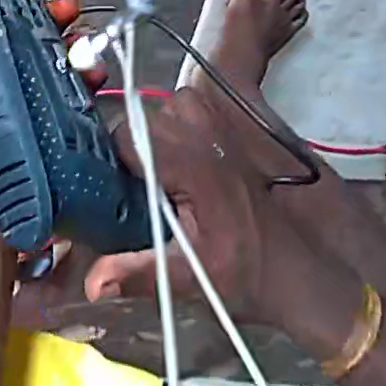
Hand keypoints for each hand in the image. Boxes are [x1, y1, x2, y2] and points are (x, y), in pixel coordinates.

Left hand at [0, 0, 82, 208]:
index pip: (0, 24)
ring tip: (79, 45)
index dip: (12, 5)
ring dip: (77, 43)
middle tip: (65, 11)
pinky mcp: (60, 116)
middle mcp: (15, 72)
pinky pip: (79, 90)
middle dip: (55, 17)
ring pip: (63, 55)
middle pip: (38, 33)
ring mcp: (39, 93)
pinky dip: (89, 77)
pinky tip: (90, 76)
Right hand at [82, 85, 318, 322]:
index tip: (114, 186)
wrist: (292, 269)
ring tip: (160, 167)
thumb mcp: (189, 280)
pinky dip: (179, 119)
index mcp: (192, 168)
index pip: (131, 138)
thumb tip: (93, 282)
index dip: (113, 158)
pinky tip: (181, 153)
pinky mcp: (228, 127)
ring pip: (168, 104)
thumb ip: (141, 272)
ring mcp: (220, 127)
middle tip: (137, 185)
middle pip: (145, 118)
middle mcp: (205, 138)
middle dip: (132, 147)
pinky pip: (190, 103)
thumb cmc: (240, 273)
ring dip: (157, 129)